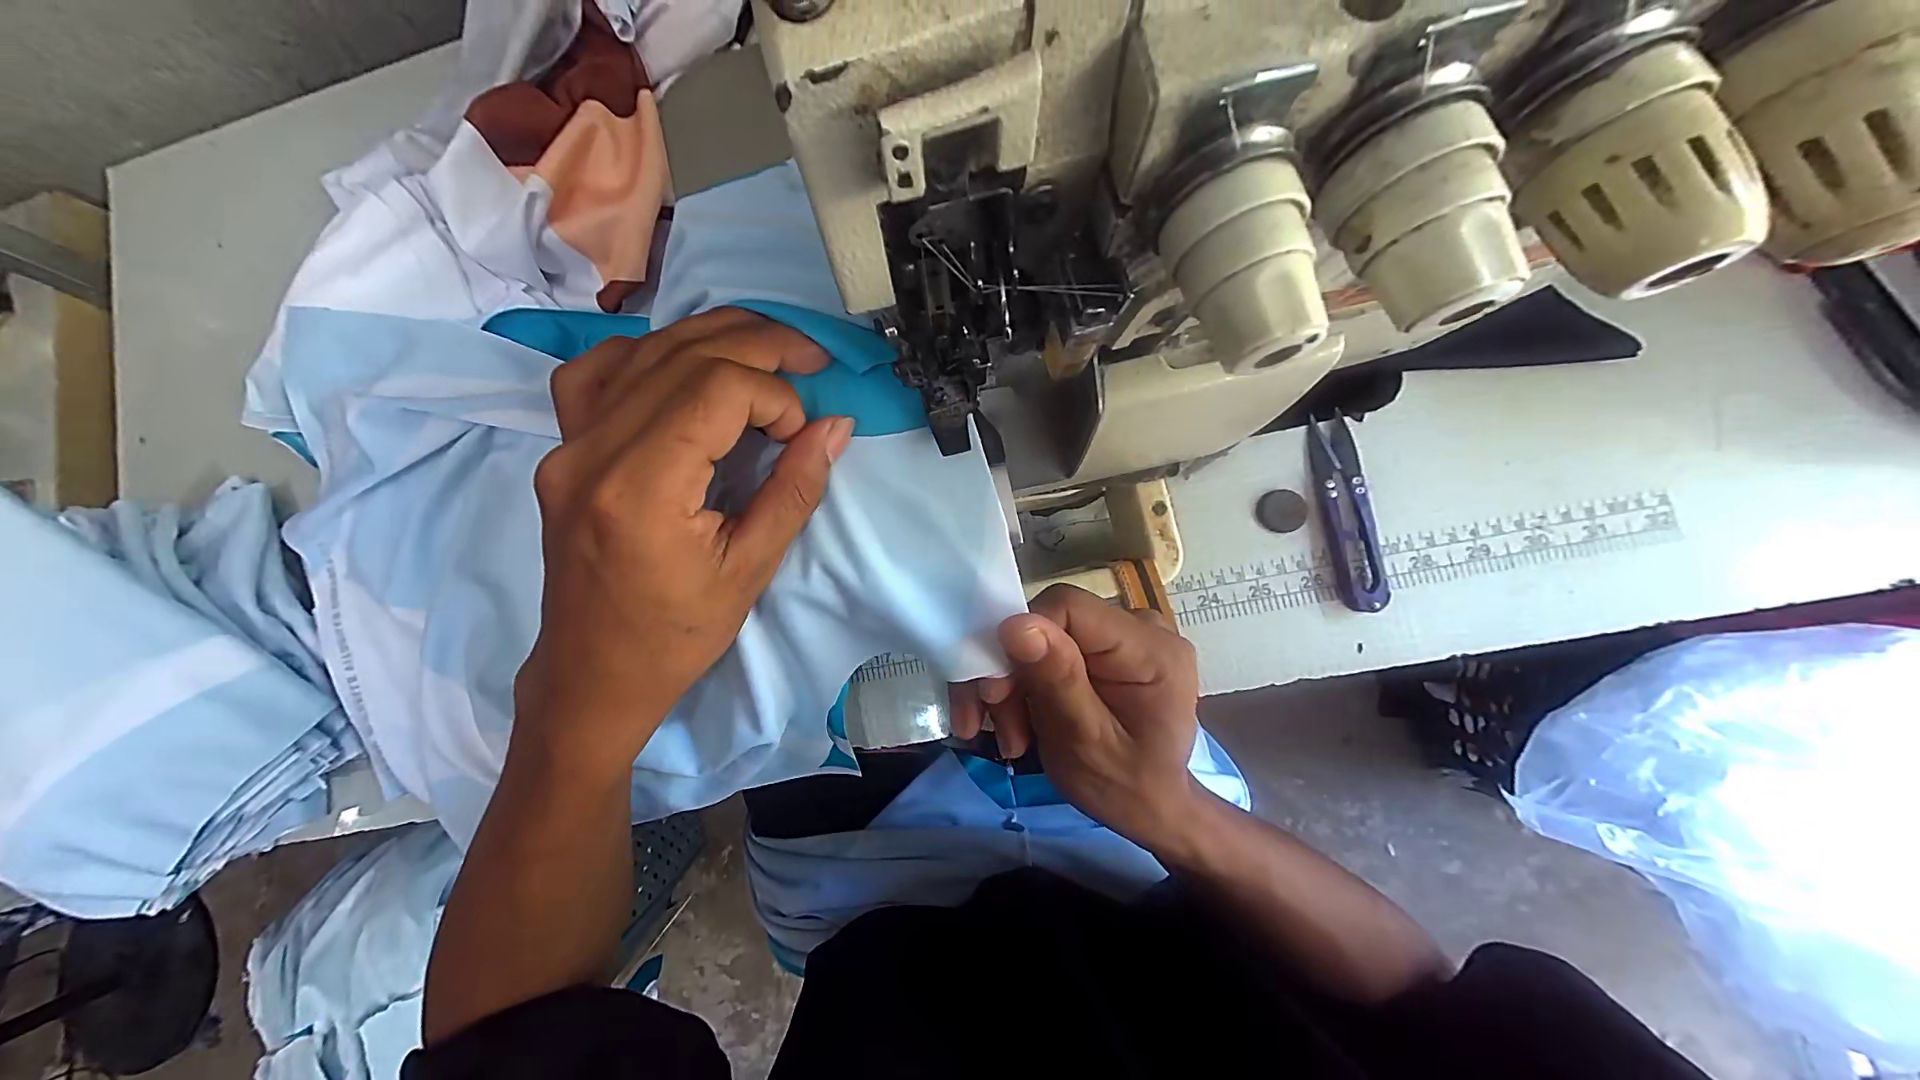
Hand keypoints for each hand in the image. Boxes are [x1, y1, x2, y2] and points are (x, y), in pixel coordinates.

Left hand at [514, 308, 853, 770]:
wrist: (593, 674)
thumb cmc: (677, 636)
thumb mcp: (752, 568)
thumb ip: (795, 488)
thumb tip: (836, 426)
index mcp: (640, 489)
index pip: (715, 390)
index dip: (776, 395)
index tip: (802, 434)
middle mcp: (591, 452)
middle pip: (682, 356)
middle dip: (759, 346)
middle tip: (811, 359)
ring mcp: (566, 445)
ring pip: (642, 350)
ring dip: (714, 339)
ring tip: (768, 349)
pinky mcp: (562, 450)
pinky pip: (599, 372)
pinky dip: (653, 354)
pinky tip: (688, 367)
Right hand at [954, 584, 1204, 852]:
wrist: (1150, 810)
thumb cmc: (1127, 788)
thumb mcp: (1087, 745)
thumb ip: (1056, 681)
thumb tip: (1015, 624)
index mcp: (1152, 649)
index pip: (1068, 608)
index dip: (1020, 638)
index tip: (995, 692)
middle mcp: (1141, 628)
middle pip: (1049, 623)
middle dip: (1010, 674)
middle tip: (994, 728)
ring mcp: (1123, 635)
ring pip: (1040, 638)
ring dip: (1012, 688)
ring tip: (1011, 739)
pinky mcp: (1104, 647)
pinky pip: (1050, 649)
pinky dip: (1024, 686)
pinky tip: (1019, 725)